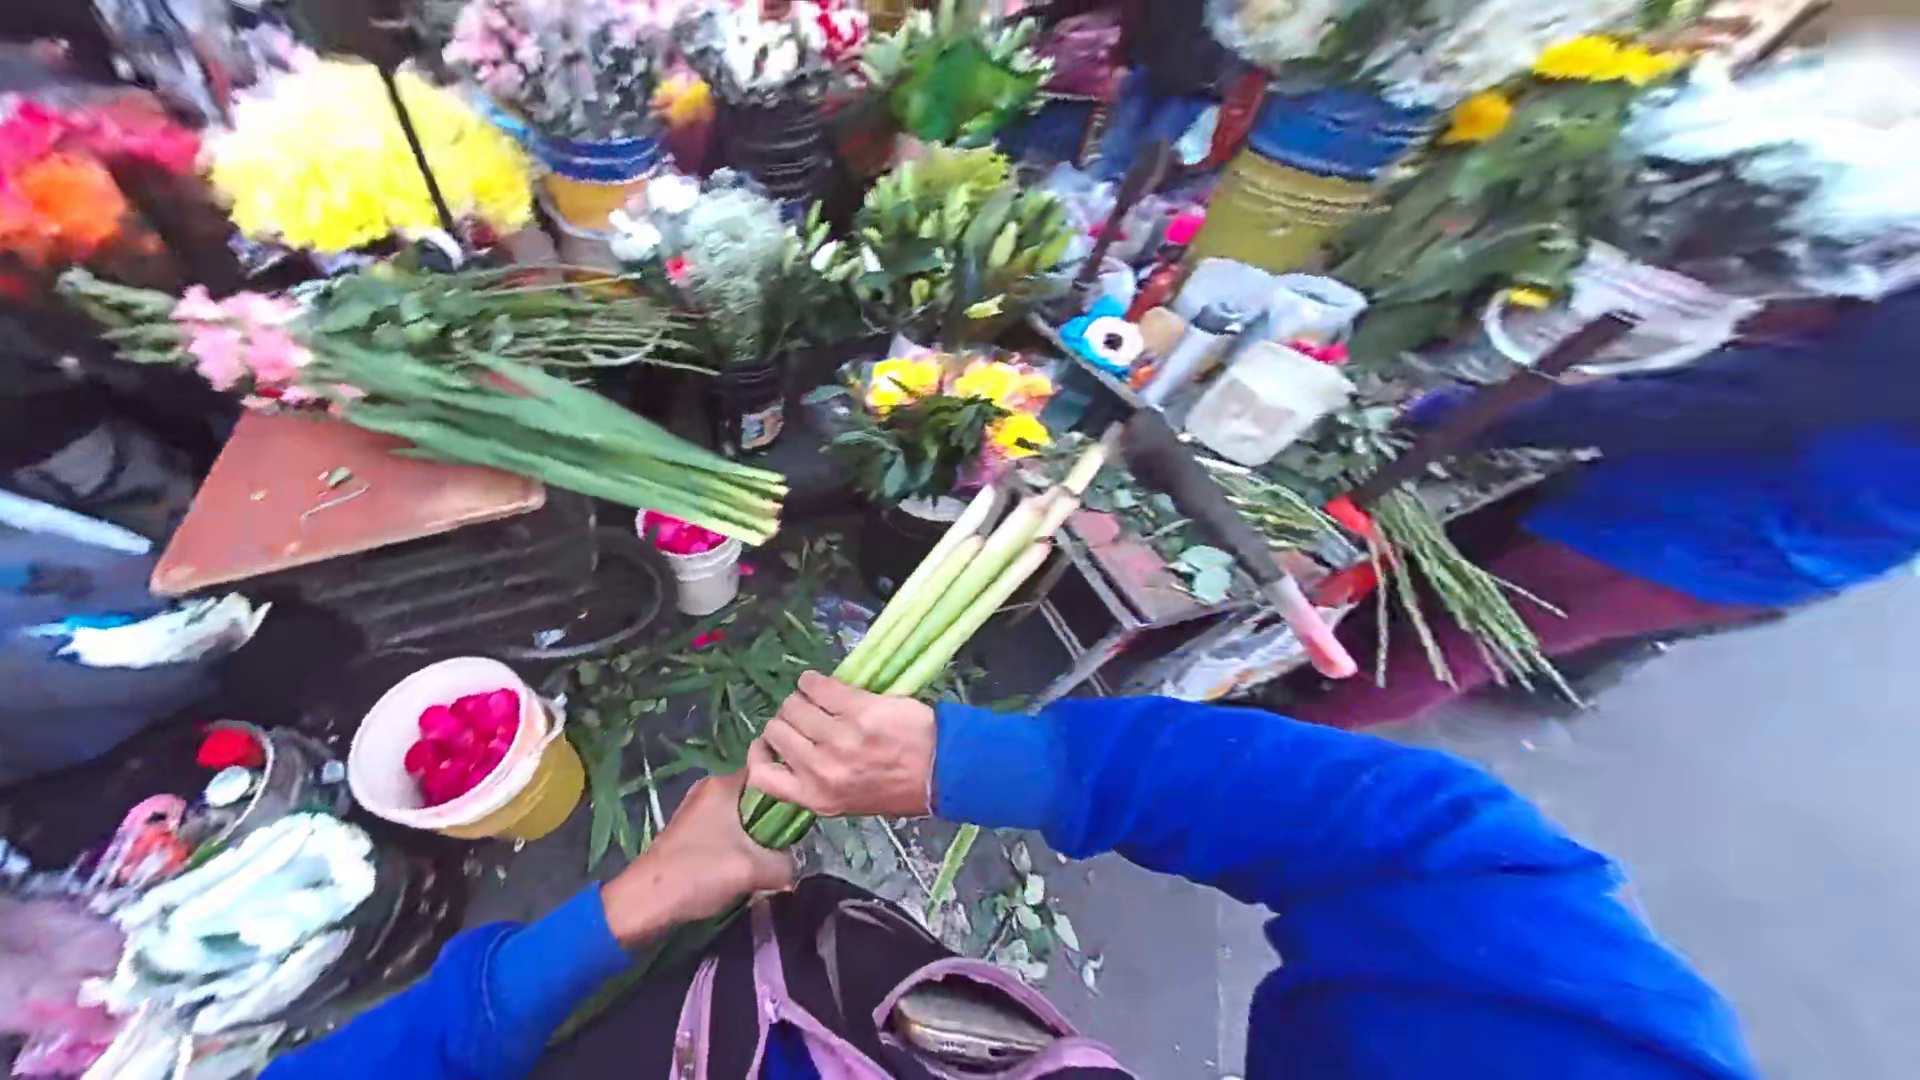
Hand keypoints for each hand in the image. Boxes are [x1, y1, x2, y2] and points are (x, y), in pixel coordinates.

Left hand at [600, 771, 793, 945]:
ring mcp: (698, 807)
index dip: (790, 791)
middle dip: (774, 816)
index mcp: (724, 783)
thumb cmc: (696, 874)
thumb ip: (785, 863)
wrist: (641, 905)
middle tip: (788, 839)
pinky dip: (739, 840)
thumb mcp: (752, 870)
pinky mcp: (690, 828)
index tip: (803, 814)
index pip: (770, 772)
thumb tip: (798, 864)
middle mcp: (711, 786)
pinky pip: (727, 825)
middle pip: (757, 793)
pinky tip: (744, 861)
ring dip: (756, 832)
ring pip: (742, 812)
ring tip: (769, 853)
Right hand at [745, 671, 936, 817]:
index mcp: (816, 798)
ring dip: (800, 698)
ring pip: (794, 706)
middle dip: (787, 719)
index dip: (760, 753)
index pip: (762, 777)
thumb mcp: (848, 801)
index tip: (769, 742)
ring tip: (814, 696)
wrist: (940, 769)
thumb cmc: (898, 786)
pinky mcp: (857, 710)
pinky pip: (818, 687)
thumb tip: (793, 755)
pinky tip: (817, 681)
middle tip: (805, 714)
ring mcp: (838, 738)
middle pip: (778, 730)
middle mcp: (820, 769)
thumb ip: (818, 783)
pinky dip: (813, 681)